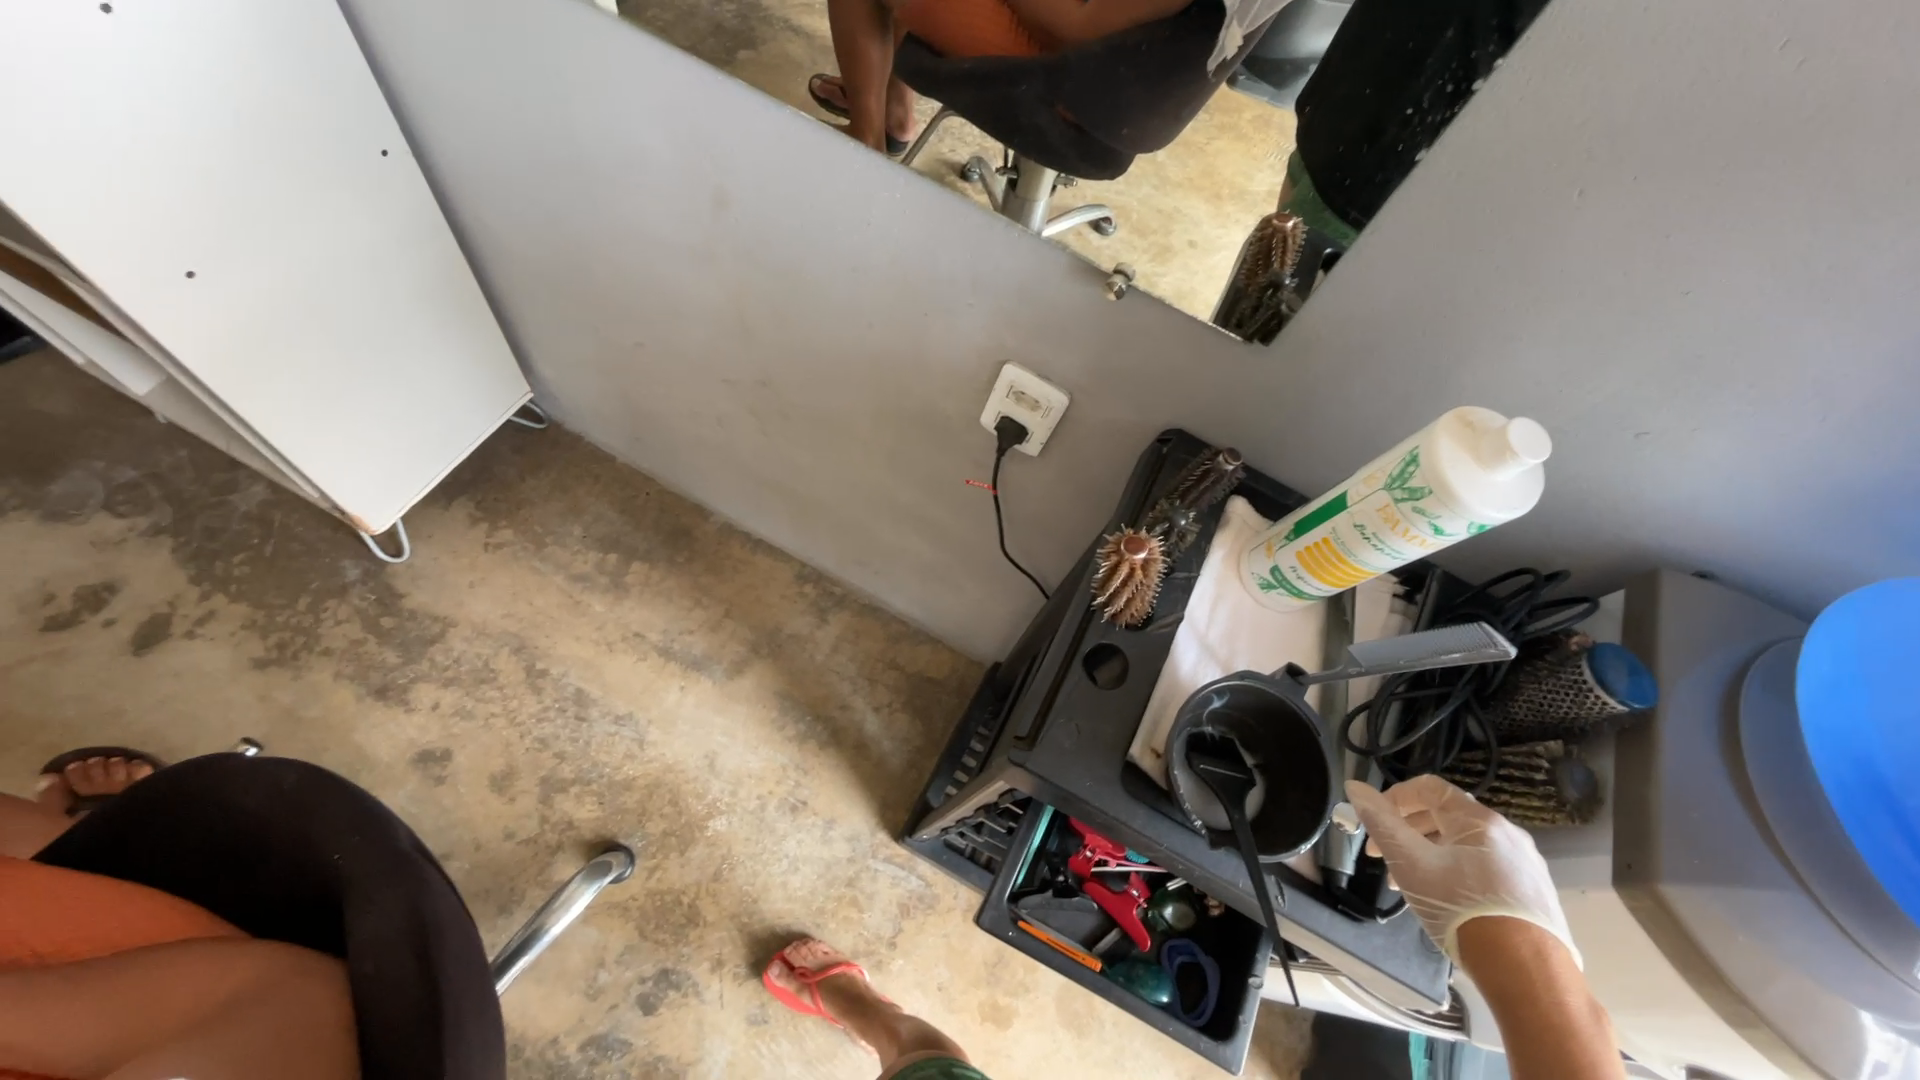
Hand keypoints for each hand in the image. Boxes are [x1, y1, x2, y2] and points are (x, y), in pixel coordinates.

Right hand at [1345, 775, 1579, 967]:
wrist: (1526, 970)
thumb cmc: (1459, 907)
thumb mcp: (1410, 862)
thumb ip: (1380, 821)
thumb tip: (1355, 787)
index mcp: (1477, 819)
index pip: (1428, 787)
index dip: (1394, 796)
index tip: (1373, 820)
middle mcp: (1507, 832)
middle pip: (1445, 816)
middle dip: (1407, 830)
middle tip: (1383, 857)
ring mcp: (1525, 862)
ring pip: (1464, 844)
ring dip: (1429, 853)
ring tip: (1409, 884)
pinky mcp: (1534, 891)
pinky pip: (1485, 867)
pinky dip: (1456, 871)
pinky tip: (1445, 900)